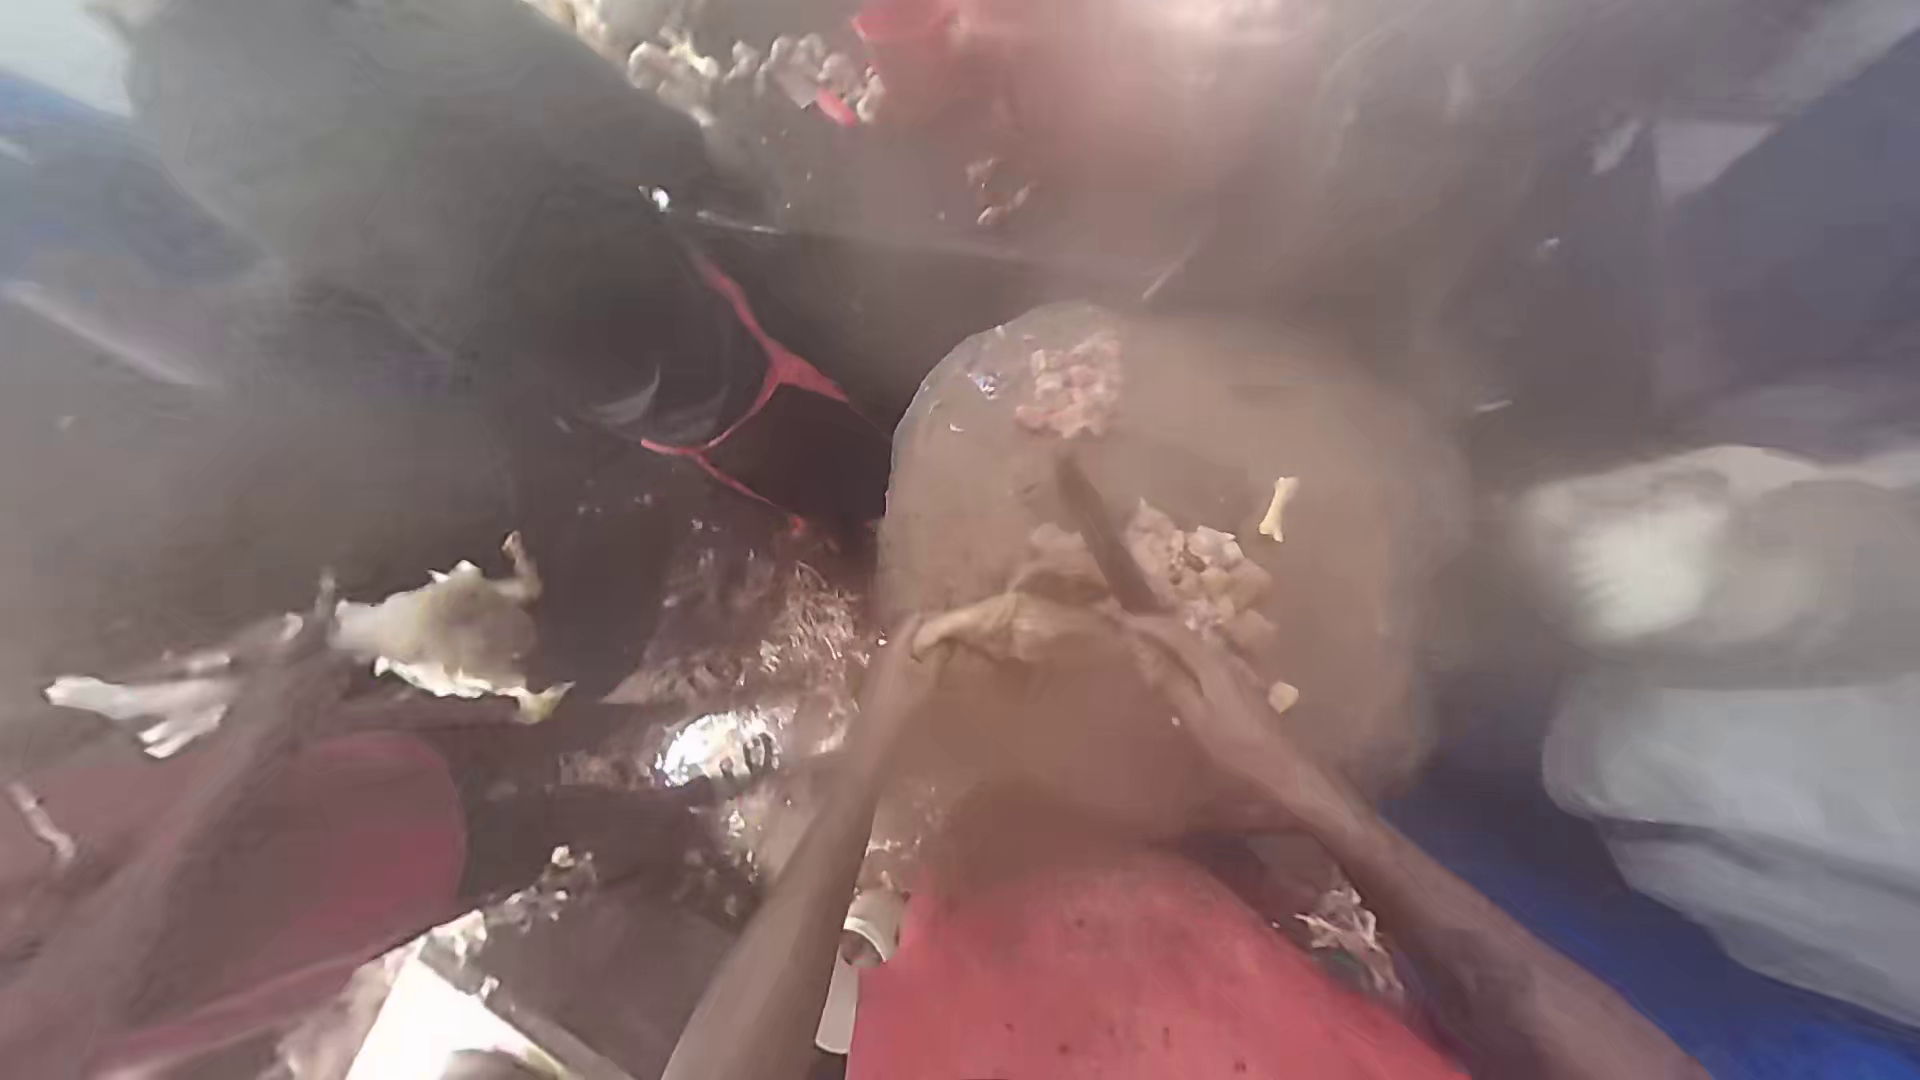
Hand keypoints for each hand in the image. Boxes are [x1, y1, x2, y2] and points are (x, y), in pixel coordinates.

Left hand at [851, 616, 945, 762]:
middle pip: (909, 629)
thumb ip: (939, 654)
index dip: (936, 618)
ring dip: (923, 648)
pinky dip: (915, 661)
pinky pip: (901, 660)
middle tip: (955, 642)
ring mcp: (878, 665)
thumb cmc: (902, 711)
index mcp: (895, 646)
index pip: (915, 617)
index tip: (957, 627)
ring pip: (905, 646)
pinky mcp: (879, 680)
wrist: (872, 745)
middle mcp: (883, 650)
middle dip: (931, 632)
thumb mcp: (927, 681)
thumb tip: (951, 635)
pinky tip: (928, 673)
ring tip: (946, 656)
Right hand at [1123, 616, 1335, 812]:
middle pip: (1185, 633)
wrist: (1287, 774)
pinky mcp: (1236, 687)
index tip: (1117, 621)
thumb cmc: (1238, 749)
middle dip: (1155, 626)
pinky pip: (1199, 658)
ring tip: (1141, 642)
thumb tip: (1139, 649)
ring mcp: (1232, 673)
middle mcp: (1223, 660)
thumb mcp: (1197, 718)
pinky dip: (1179, 654)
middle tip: (1124, 627)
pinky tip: (1171, 666)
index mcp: (1211, 664)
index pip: (1173, 631)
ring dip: (1167, 639)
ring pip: (1193, 644)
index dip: (1145, 624)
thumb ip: (1169, 682)